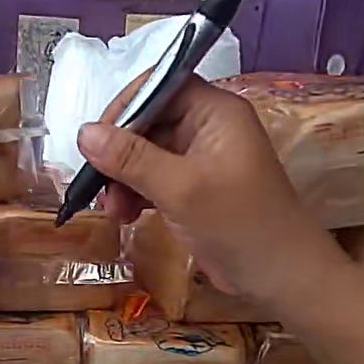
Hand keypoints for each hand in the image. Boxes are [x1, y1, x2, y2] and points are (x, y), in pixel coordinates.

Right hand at [78, 77, 343, 311]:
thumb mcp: (180, 189)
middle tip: (98, 185)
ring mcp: (199, 159)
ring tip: (112, 210)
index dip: (125, 107)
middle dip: (118, 153)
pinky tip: (123, 216)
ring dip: (122, 179)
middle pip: (147, 121)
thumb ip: (131, 158)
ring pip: (144, 154)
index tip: (96, 140)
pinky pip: (152, 179)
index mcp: (214, 112)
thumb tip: (83, 132)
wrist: (280, 277)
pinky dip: (134, 194)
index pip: (160, 86)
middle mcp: (206, 127)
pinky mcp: (192, 188)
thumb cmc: (238, 225)